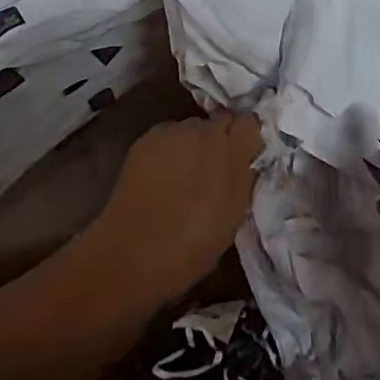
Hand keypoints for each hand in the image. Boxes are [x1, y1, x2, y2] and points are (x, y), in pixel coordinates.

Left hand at [79, 112, 262, 313]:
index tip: (243, 158)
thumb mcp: (234, 216)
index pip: (250, 122)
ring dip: (194, 144)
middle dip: (220, 140)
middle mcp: (207, 131)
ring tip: (182, 174)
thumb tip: (249, 162)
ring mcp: (176, 132)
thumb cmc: (192, 246)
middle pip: (221, 121)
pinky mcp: (147, 139)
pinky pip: (168, 136)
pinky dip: (169, 149)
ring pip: (193, 128)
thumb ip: (245, 180)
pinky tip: (160, 175)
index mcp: (234, 151)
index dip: (246, 139)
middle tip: (212, 169)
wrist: (129, 258)